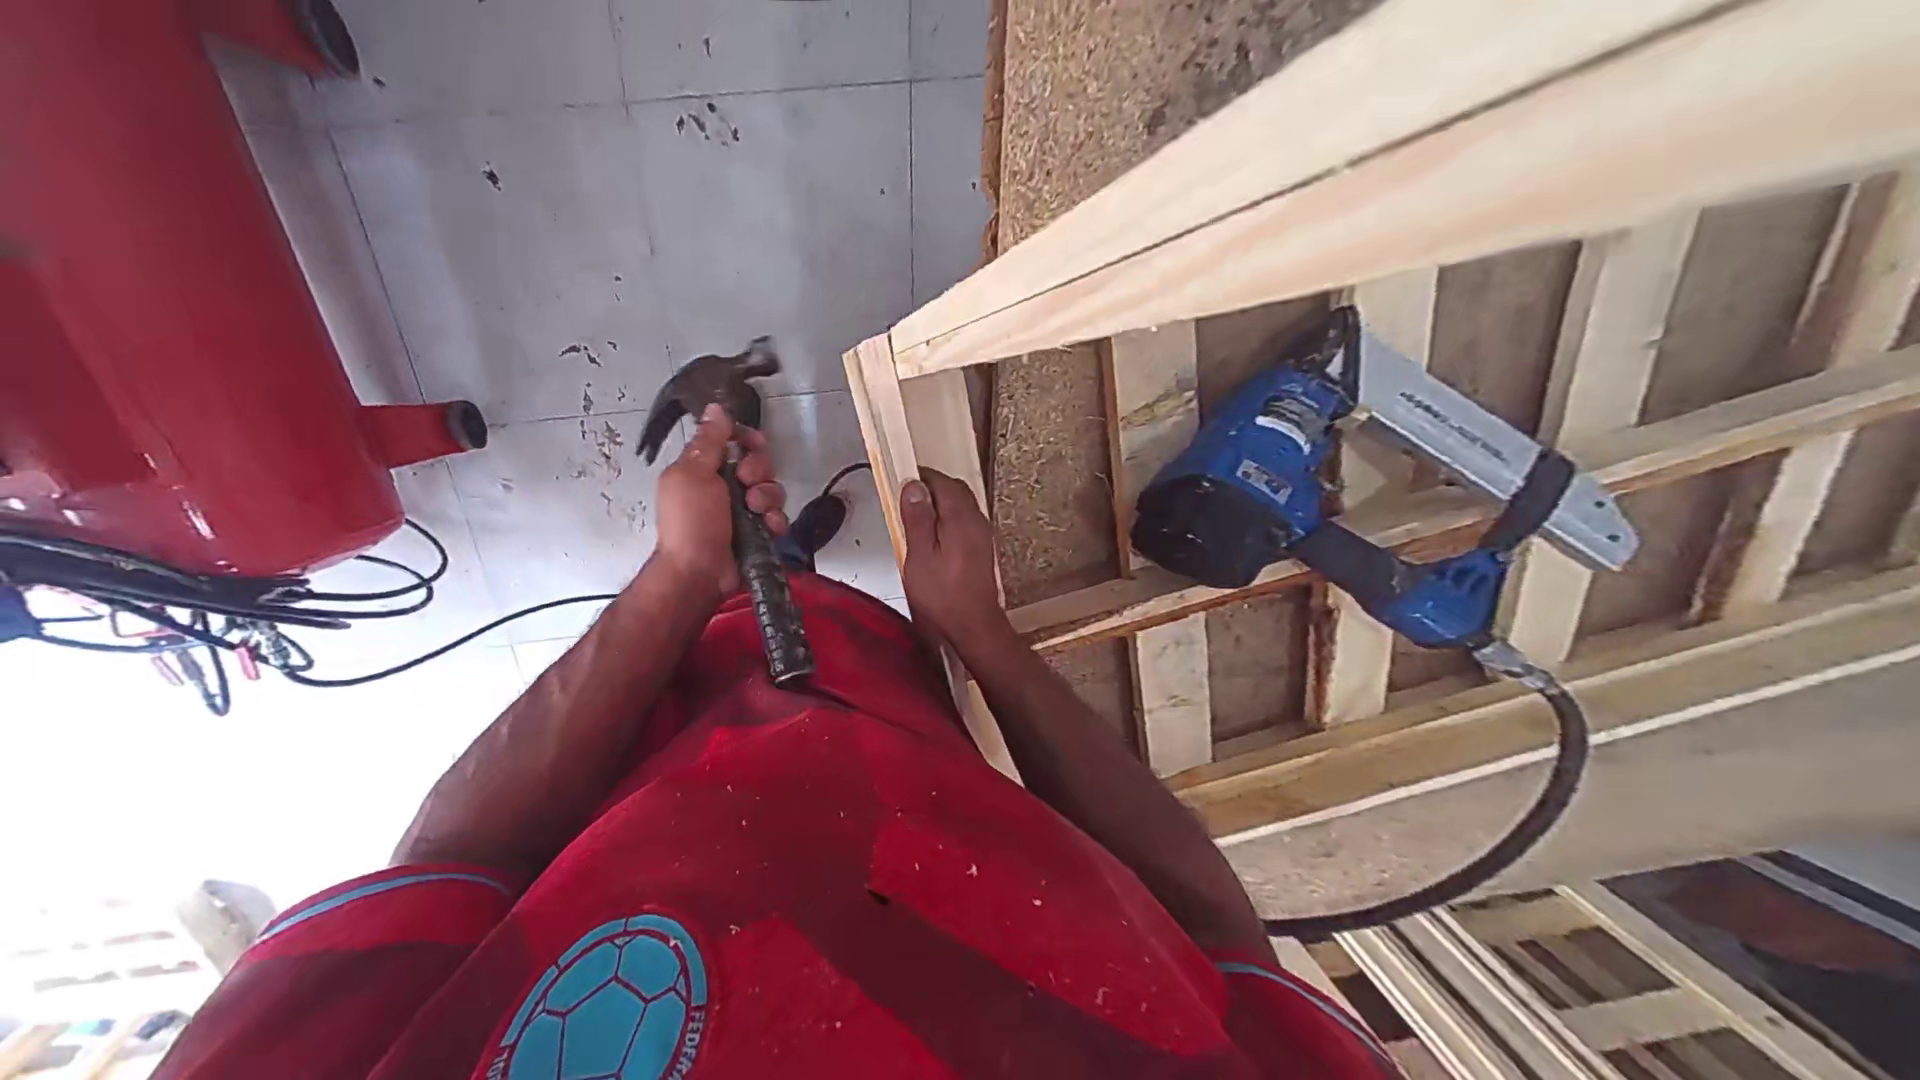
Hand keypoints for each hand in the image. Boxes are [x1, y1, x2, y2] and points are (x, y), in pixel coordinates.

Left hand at [652, 404, 787, 602]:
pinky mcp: (759, 531)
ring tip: (753, 512)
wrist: (701, 573)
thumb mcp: (692, 474)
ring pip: (773, 490)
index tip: (751, 444)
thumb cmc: (689, 525)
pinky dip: (774, 522)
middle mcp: (725, 487)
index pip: (734, 441)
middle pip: (759, 463)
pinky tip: (764, 528)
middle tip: (745, 484)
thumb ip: (708, 440)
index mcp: (704, 468)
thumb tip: (716, 409)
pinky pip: (779, 517)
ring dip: (767, 499)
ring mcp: (743, 511)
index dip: (747, 439)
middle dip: (758, 472)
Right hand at [900, 469, 1011, 650]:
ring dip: (941, 503)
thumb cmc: (943, 596)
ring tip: (917, 517)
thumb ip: (917, 518)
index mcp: (961, 517)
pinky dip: (949, 518)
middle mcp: (977, 520)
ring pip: (962, 505)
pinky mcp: (983, 548)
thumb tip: (914, 487)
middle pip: (955, 490)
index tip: (902, 481)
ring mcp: (983, 534)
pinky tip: (934, 535)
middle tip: (908, 497)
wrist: (973, 625)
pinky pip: (966, 521)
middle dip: (932, 487)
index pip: (942, 482)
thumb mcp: (919, 556)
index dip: (921, 478)